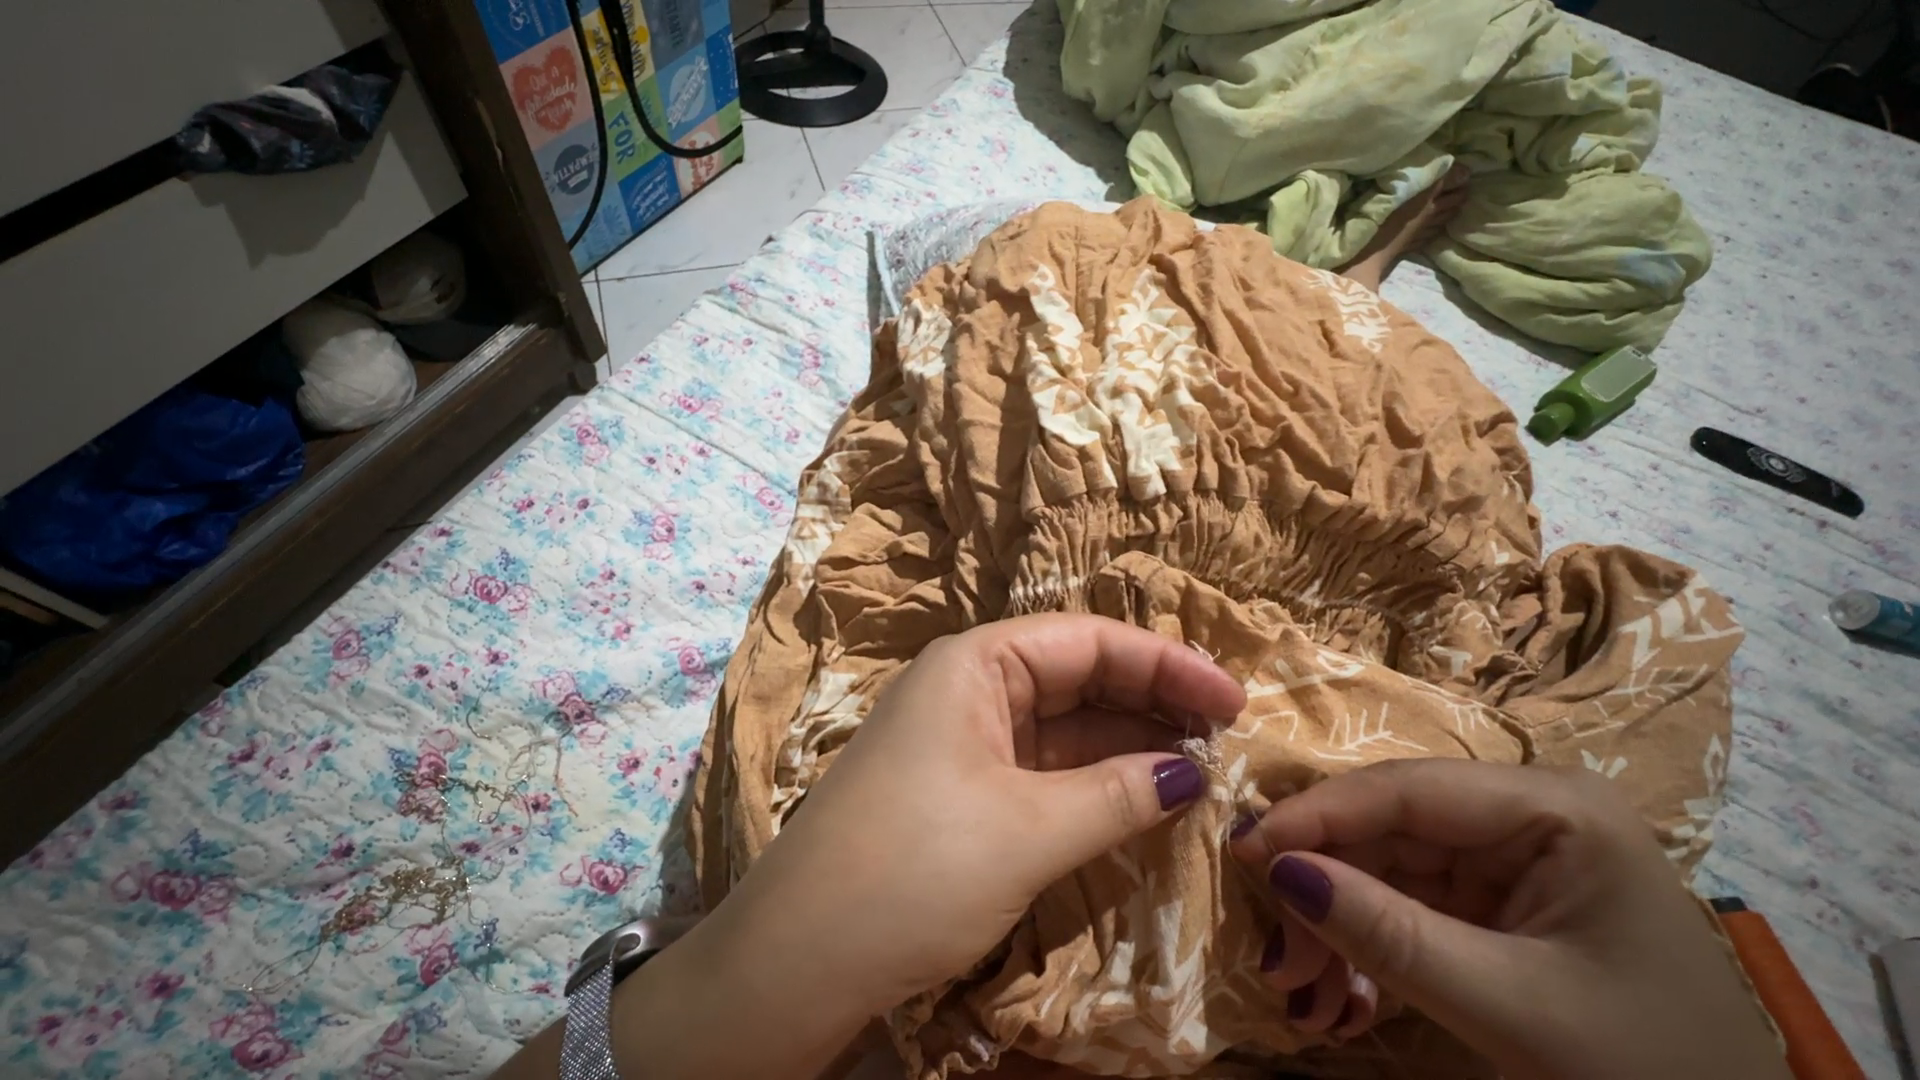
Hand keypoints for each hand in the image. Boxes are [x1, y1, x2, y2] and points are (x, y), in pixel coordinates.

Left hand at [710, 612, 1247, 1015]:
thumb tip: (1189, 774)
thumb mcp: (1028, 829)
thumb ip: (1117, 794)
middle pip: (1079, 678)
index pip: (1089, 641)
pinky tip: (1144, 800)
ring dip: (1129, 746)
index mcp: (975, 664)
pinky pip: (1044, 771)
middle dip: (1153, 703)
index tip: (1235, 701)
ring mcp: (965, 743)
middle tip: (1227, 738)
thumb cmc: (914, 868)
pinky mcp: (963, 793)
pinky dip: (1095, 783)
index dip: (1167, 665)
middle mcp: (969, 690)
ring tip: (1203, 769)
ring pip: (1065, 728)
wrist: (799, 958)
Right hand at [1228, 759, 1788, 1079]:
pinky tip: (1338, 990)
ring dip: (1336, 924)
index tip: (1245, 852)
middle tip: (1277, 956)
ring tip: (1300, 987)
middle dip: (1324, 888)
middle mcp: (1523, 815)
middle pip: (1388, 830)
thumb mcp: (1509, 1006)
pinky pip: (1406, 905)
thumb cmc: (1641, 1071)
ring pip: (1385, 868)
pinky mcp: (1495, 903)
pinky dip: (1365, 945)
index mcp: (1552, 807)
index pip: (1403, 790)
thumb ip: (1386, 933)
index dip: (1316, 816)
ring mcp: (1508, 859)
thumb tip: (1276, 870)